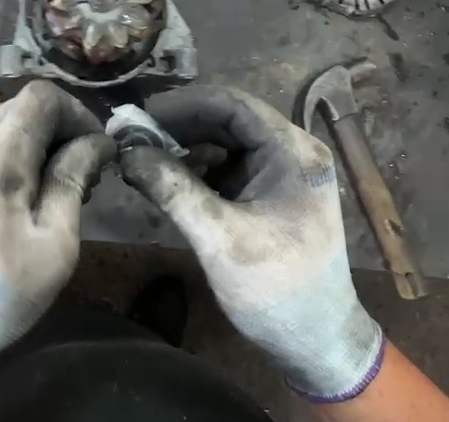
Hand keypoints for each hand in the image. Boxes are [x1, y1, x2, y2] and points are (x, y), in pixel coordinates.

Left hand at [0, 80, 114, 390]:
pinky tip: (25, 194)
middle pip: (26, 107)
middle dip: (62, 131)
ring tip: (56, 191)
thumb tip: (98, 142)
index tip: (97, 151)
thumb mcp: (54, 245)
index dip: (78, 114)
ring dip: (39, 144)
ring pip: (9, 122)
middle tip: (83, 177)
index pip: (44, 96)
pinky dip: (15, 154)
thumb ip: (73, 180)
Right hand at [118, 86, 383, 402]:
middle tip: (135, 138)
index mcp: (293, 152)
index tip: (142, 117)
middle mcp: (292, 151)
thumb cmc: (277, 292)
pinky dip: (198, 168)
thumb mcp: (220, 240)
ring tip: (146, 160)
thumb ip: (174, 191)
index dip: (183, 105)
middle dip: (180, 126)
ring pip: (226, 140)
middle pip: (228, 119)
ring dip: (186, 146)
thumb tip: (128, 152)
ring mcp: (283, 171)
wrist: (320, 345)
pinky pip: (230, 164)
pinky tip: (170, 181)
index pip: (232, 104)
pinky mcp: (271, 191)